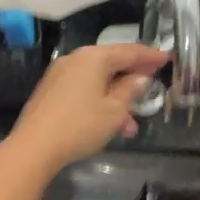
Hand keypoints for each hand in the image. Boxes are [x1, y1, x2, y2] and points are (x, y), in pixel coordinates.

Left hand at [4, 44, 167, 173]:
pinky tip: (107, 124)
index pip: (129, 52)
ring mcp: (58, 75)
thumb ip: (130, 90)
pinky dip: (98, 103)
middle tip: (152, 84)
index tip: (166, 58)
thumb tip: (139, 77)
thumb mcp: (114, 110)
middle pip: (110, 64)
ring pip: (96, 82)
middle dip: (132, 79)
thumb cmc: (80, 126)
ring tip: (130, 126)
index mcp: (93, 58)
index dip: (149, 56)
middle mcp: (74, 59)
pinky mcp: (49, 92)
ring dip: (115, 100)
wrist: (34, 147)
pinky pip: (81, 90)